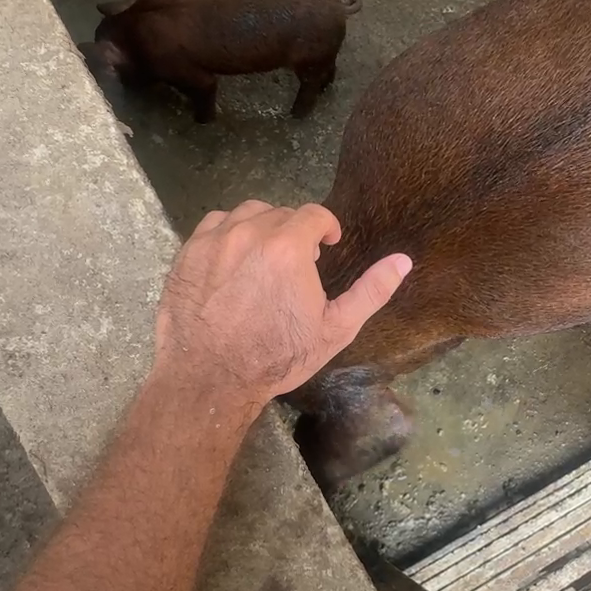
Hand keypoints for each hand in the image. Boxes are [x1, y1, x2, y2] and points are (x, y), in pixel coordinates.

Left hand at [151, 200, 409, 407]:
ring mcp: (214, 241)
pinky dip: (231, 233)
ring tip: (268, 258)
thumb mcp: (336, 329)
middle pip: (281, 213)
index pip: (314, 214)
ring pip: (247, 214)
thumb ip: (371, 291)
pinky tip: (236, 260)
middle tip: (299, 264)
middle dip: (295, 232)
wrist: (212, 378)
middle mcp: (250, 233)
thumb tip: (403, 260)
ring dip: (264, 228)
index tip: (328, 246)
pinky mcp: (188, 253)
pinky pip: (215, 225)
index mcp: (289, 247)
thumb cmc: (279, 356)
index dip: (327, 227)